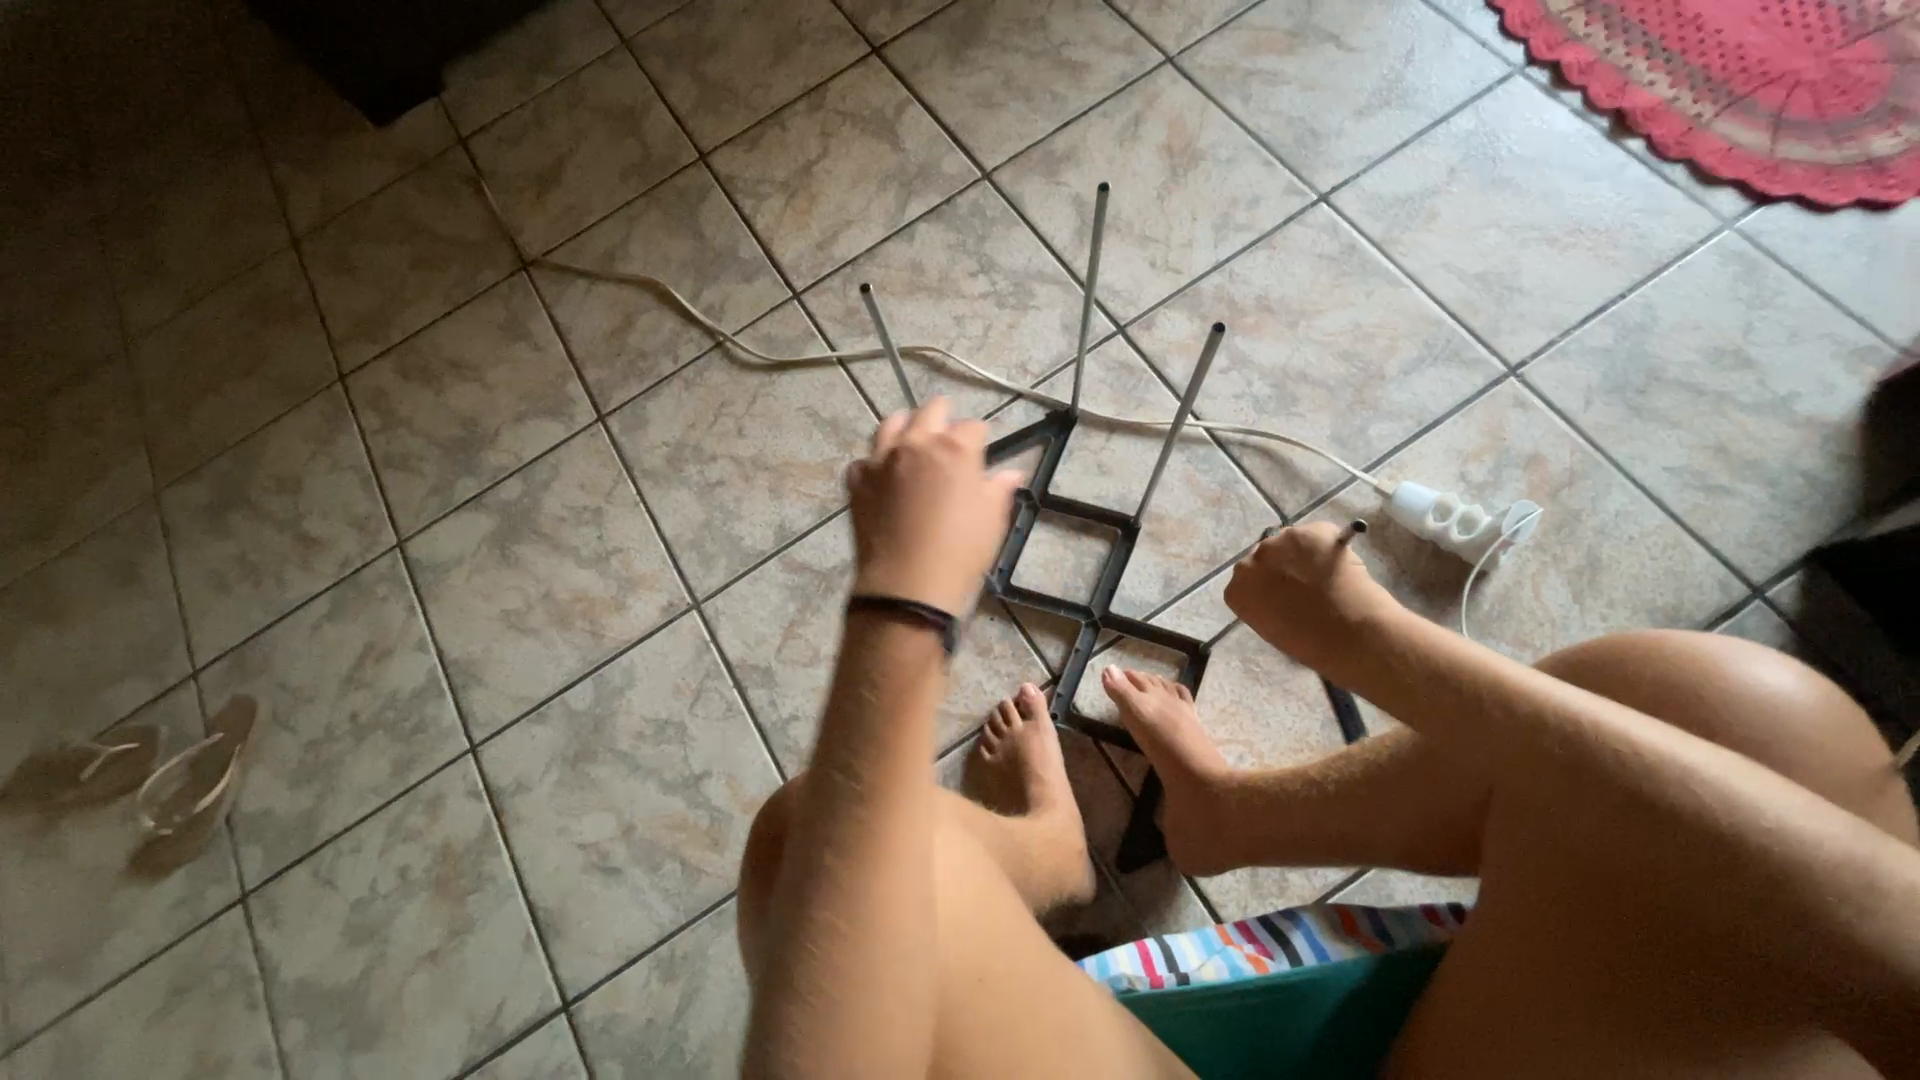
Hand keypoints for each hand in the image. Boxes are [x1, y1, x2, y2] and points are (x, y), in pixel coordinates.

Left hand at [846, 398, 1022, 614]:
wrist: (908, 584)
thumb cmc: (960, 552)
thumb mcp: (992, 520)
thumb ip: (999, 489)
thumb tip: (1011, 473)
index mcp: (955, 449)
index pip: (972, 427)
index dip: (979, 438)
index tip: (980, 450)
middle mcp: (916, 443)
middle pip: (930, 411)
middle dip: (942, 417)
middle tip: (947, 433)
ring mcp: (882, 459)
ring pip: (891, 424)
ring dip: (905, 427)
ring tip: (912, 440)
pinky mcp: (858, 480)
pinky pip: (865, 459)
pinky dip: (875, 463)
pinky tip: (883, 477)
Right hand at [1224, 523, 1405, 682]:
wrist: (1350, 632)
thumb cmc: (1310, 643)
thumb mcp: (1272, 628)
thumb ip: (1265, 604)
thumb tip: (1279, 594)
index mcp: (1237, 590)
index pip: (1246, 580)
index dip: (1266, 584)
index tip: (1282, 594)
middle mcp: (1252, 560)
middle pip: (1264, 556)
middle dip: (1280, 564)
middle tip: (1304, 581)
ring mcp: (1281, 541)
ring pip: (1291, 542)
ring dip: (1303, 553)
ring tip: (1325, 573)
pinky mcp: (1312, 530)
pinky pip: (1318, 535)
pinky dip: (1328, 546)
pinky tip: (1339, 564)